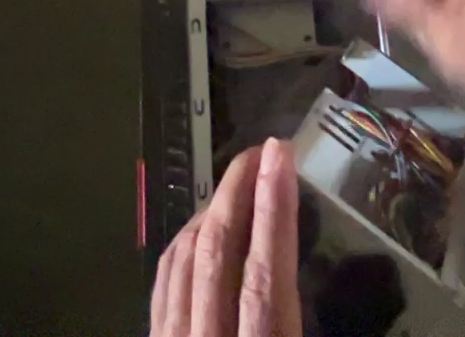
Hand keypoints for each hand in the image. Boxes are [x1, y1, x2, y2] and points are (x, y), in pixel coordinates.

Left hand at [152, 138, 302, 336]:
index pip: (264, 273)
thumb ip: (300, 312)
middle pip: (217, 252)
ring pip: (184, 258)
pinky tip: (201, 227)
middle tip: (261, 152)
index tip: (280, 154)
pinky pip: (164, 282)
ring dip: (212, 210)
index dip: (273, 207)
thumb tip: (300, 244)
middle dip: (238, 190)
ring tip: (239, 182)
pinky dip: (184, 243)